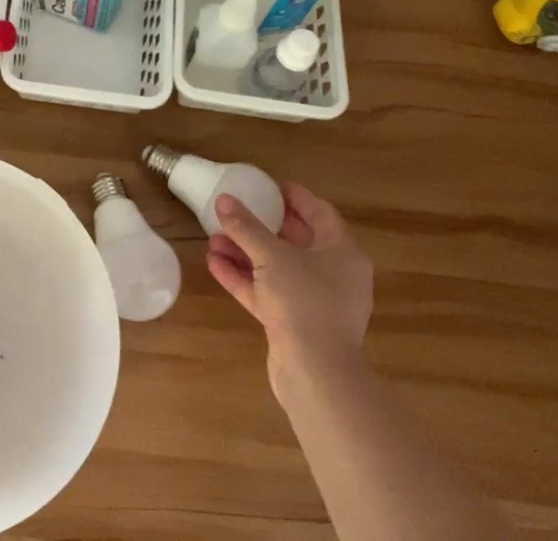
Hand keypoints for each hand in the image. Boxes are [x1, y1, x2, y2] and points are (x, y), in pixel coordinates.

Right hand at [208, 184, 373, 390]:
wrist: (315, 372)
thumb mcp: (272, 257)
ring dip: (246, 253)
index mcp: (343, 253)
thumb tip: (224, 201)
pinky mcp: (293, 323)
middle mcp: (333, 275)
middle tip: (239, 209)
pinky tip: (215, 264)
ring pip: (277, 268)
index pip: (321, 214)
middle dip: (263, 227)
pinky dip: (244, 278)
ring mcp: (313, 301)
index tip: (272, 186)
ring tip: (215, 237)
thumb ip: (246, 228)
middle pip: (297, 242)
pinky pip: (267, 292)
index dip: (297, 198)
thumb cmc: (304, 302)